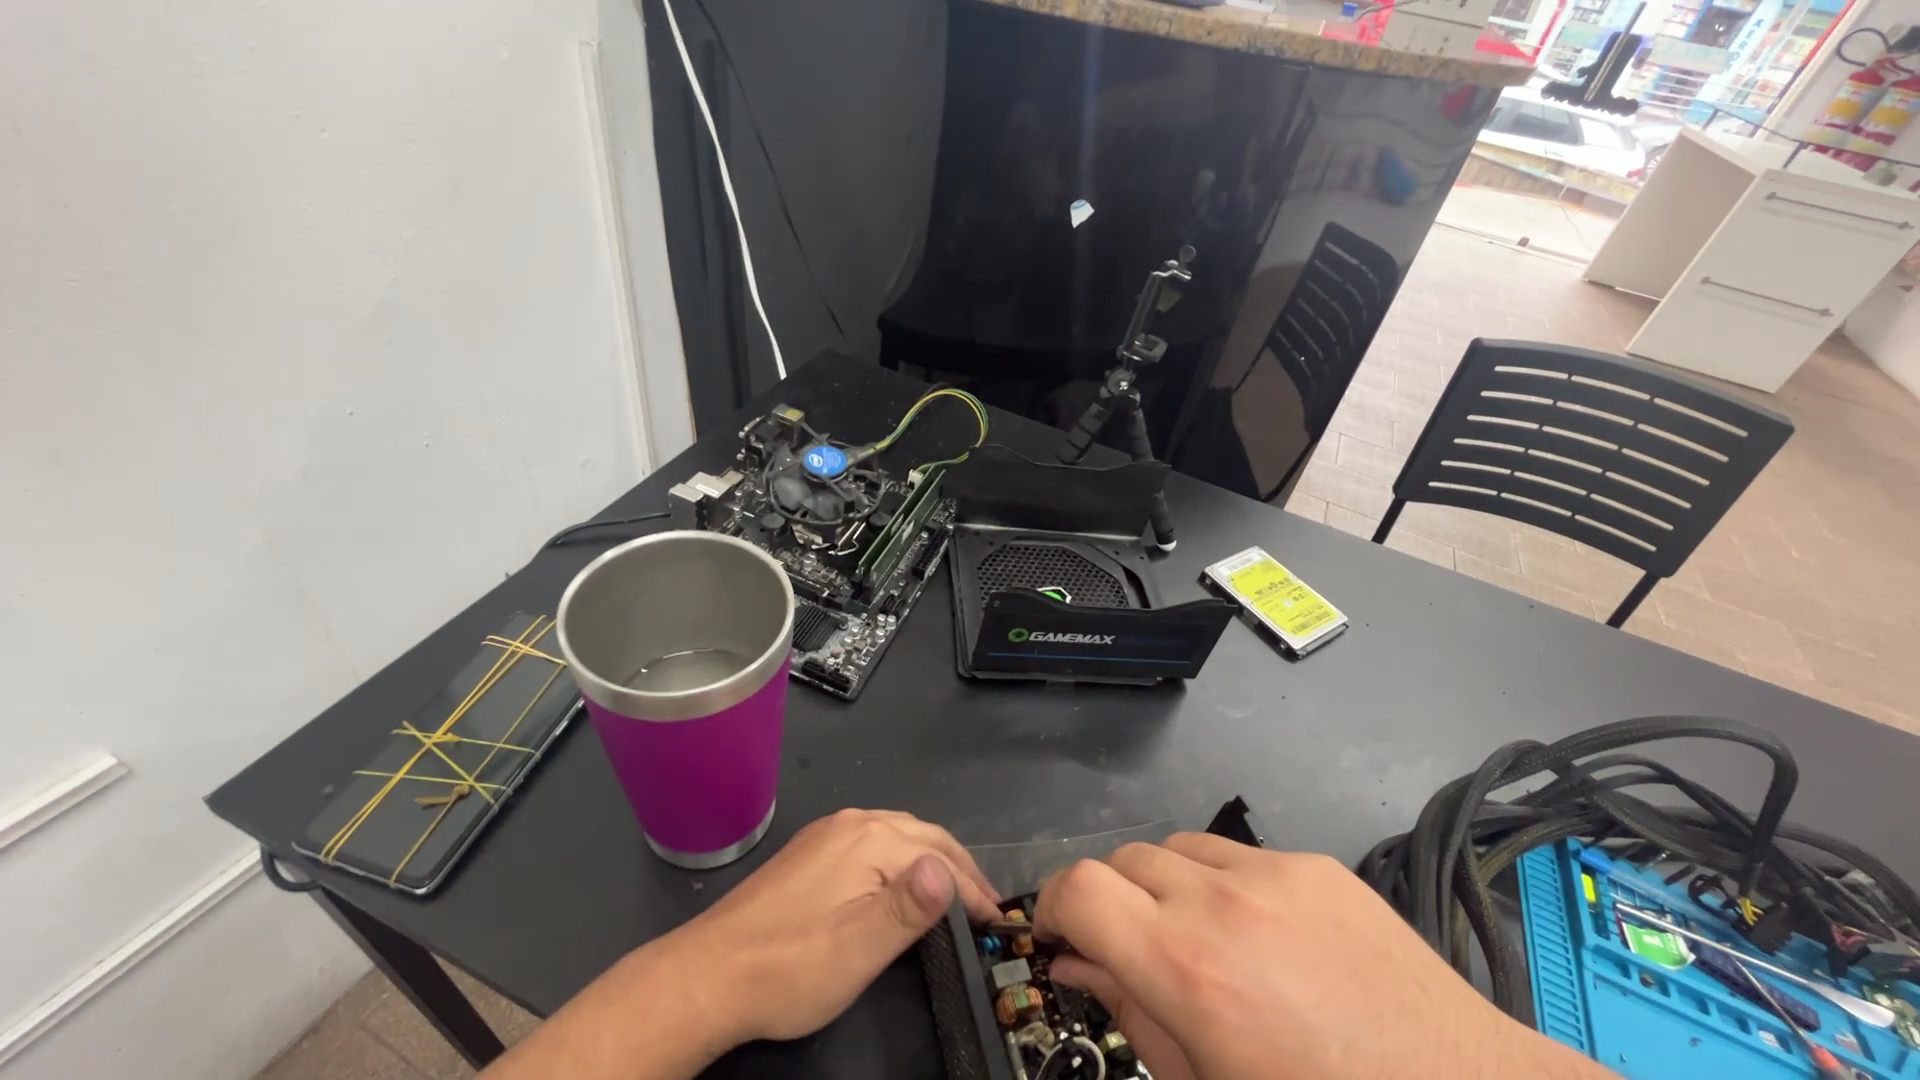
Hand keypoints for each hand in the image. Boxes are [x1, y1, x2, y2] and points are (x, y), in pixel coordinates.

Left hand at [482, 809, 998, 1079]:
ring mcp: (825, 835)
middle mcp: (850, 823)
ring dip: (930, 859)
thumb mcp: (859, 947)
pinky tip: (900, 882)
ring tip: (953, 892)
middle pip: (921, 834)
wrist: (707, 976)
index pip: (939, 853)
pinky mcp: (808, 853)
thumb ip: (908, 906)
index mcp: (869, 839)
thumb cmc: (790, 968)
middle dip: (957, 866)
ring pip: (896, 834)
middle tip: (984, 905)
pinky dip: (901, 859)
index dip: (973, 887)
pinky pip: (872, 842)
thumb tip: (947, 869)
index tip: (998, 920)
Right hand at [1034, 834, 1612, 1079]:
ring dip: (1163, 884)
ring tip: (1198, 936)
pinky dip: (1221, 883)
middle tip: (1134, 949)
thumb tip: (1076, 960)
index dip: (1050, 904)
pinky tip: (1261, 933)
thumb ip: (1129, 1009)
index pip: (1077, 888)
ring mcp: (1272, 872)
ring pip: (1173, 847)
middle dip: (1110, 901)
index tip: (1057, 933)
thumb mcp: (1201, 1078)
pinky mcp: (1314, 864)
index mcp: (1186, 966)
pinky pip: (1237, 854)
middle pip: (1120, 859)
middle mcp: (1221, 901)